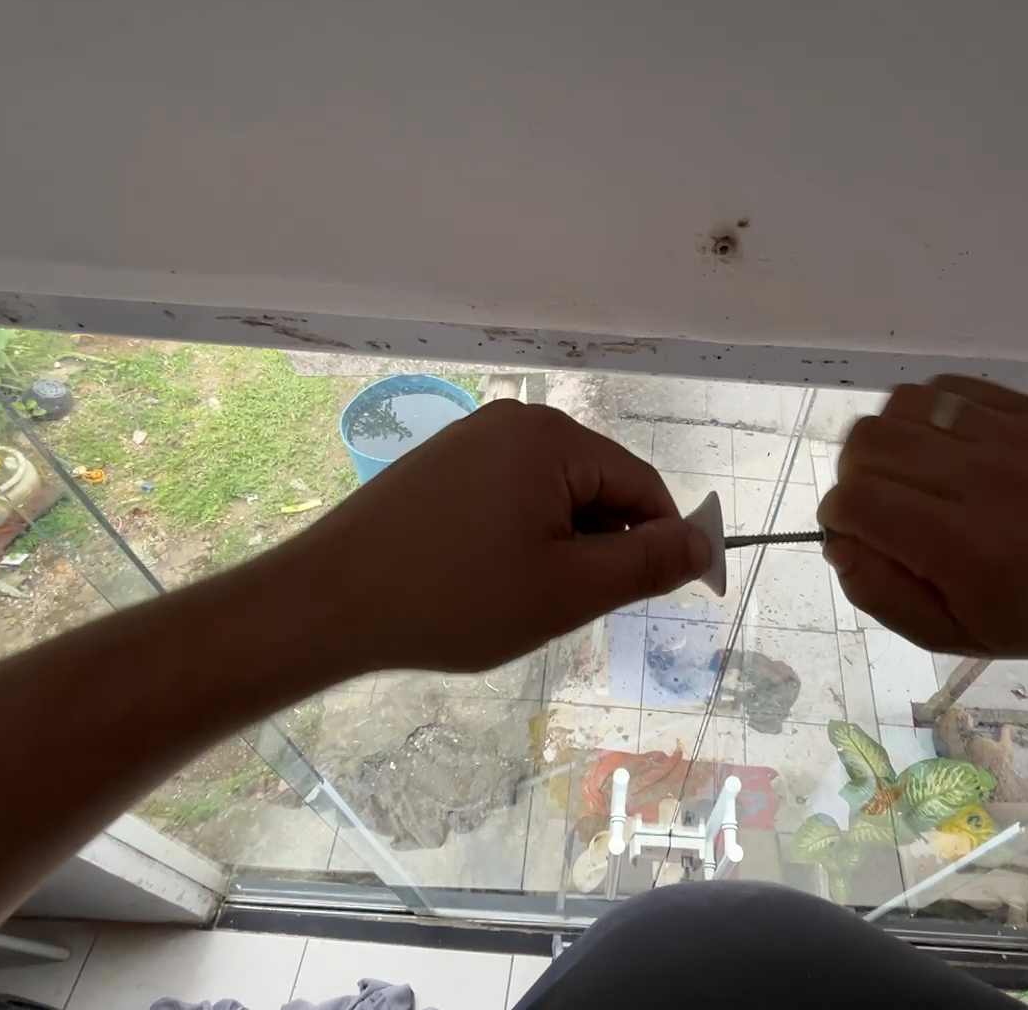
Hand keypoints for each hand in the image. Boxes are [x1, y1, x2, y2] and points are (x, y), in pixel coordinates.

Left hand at [251, 399, 710, 673]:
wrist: (324, 604)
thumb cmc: (456, 599)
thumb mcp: (568, 590)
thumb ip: (646, 564)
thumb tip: (703, 543)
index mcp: (552, 438)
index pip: (641, 484)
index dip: (663, 539)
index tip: (664, 591)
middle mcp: (513, 422)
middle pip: (596, 484)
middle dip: (603, 544)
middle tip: (575, 603)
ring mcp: (471, 439)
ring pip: (554, 494)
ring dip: (563, 543)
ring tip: (527, 594)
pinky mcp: (441, 464)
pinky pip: (511, 493)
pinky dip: (523, 534)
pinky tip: (491, 575)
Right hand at [817, 376, 1027, 659]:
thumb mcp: (948, 633)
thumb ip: (880, 594)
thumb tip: (837, 542)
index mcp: (967, 548)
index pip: (858, 502)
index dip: (836, 516)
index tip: (853, 532)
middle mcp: (989, 482)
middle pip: (869, 442)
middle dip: (852, 475)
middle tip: (877, 503)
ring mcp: (1015, 437)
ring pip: (901, 404)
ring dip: (886, 438)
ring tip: (907, 470)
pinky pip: (945, 386)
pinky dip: (924, 413)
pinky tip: (941, 447)